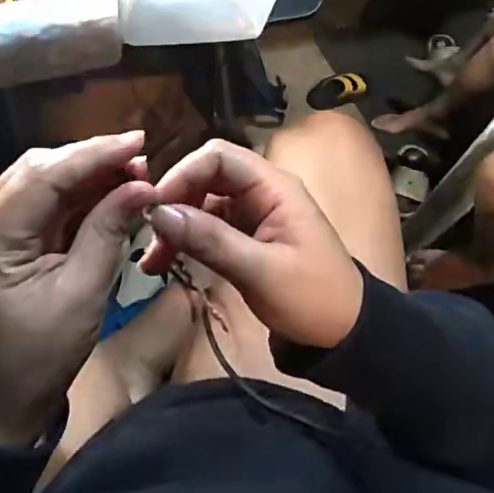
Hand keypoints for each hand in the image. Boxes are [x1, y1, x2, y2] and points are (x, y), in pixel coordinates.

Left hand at [0, 131, 155, 445]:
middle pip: (35, 170)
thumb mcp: (83, 294)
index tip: (137, 141)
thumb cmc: (43, 356)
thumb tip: (143, 187)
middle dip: (90, 159)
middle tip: (140, 160)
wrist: (4, 401)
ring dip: (84, 173)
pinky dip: (74, 194)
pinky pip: (38, 203)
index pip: (41, 178)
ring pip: (37, 181)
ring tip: (131, 172)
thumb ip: (109, 232)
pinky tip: (108, 190)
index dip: (93, 155)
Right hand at [139, 140, 362, 349]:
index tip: (154, 207)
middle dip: (175, 202)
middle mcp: (262, 191)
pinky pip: (209, 227)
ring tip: (151, 260)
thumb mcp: (260, 271)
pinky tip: (163, 263)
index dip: (182, 174)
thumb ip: (210, 240)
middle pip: (207, 176)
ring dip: (176, 225)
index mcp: (274, 187)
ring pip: (203, 203)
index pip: (219, 157)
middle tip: (148, 236)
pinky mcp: (247, 236)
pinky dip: (187, 241)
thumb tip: (158, 214)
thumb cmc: (312, 299)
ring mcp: (254, 214)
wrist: (345, 335)